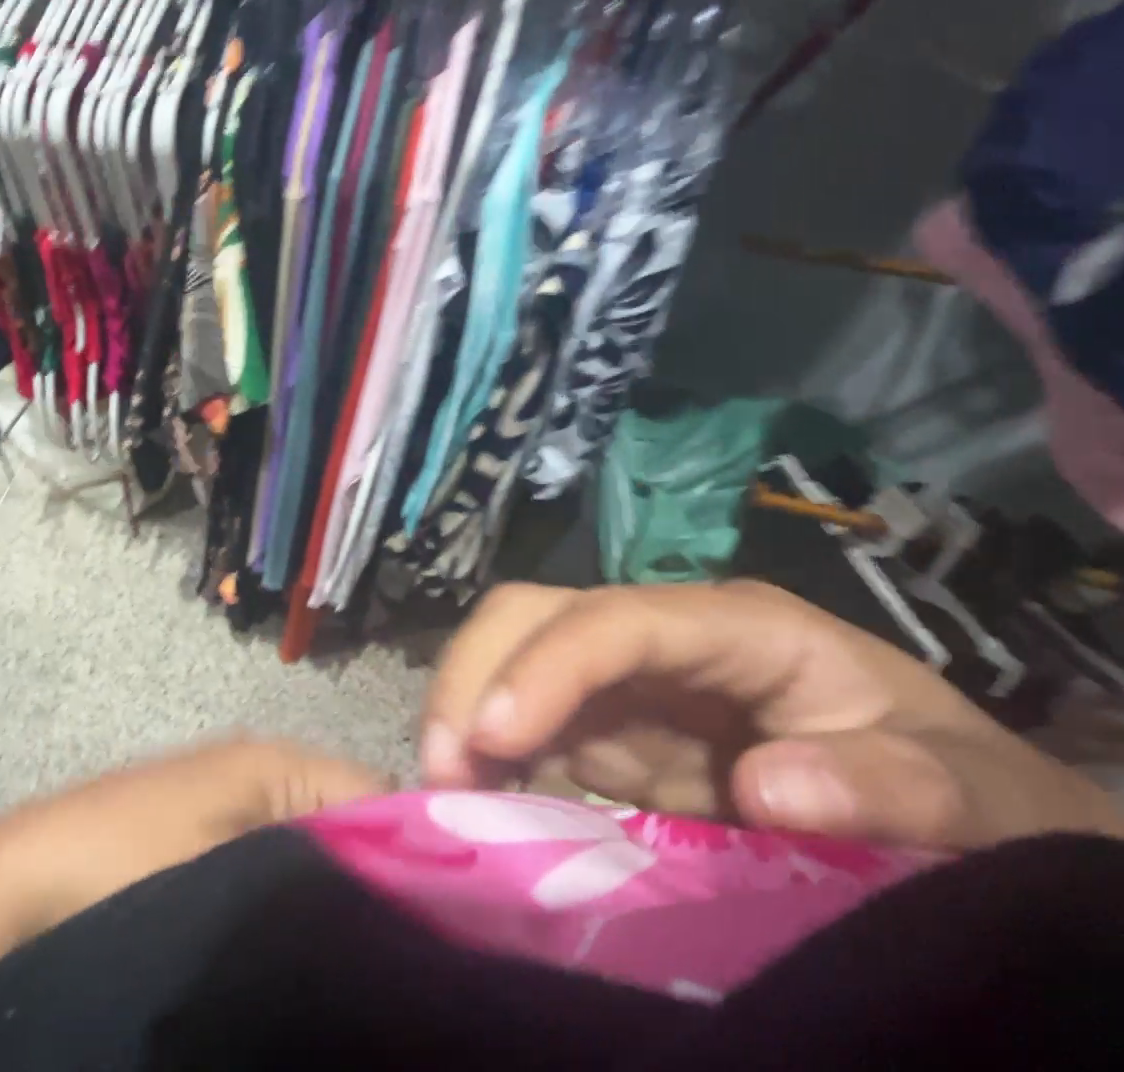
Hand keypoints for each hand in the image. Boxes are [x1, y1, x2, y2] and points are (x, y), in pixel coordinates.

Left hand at [0, 735, 388, 931]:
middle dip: (376, 879)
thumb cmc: (129, 864)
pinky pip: (272, 857)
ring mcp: (227, 799)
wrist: (23, 880)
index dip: (418, 859)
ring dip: (332, 893)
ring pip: (314, 846)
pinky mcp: (201, 832)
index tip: (436, 929)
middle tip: (391, 951)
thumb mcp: (235, 875)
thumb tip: (406, 883)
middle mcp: (261, 768)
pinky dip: (289, 894)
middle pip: (353, 822)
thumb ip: (325, 867)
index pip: (385, 799)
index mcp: (279, 761)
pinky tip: (289, 940)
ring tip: (345, 951)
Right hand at [421, 581, 1123, 851]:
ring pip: (502, 659)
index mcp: (739, 629)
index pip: (614, 622)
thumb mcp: (973, 795)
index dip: (544, 668)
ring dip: (460, 717)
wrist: (940, 804)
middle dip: (471, 679)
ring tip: (448, 794)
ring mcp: (617, 681)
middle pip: (529, 615)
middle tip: (444, 773)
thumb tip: (768, 787)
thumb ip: (899, 786)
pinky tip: (477, 799)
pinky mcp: (596, 726)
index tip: (492, 741)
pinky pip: (516, 726)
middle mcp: (656, 638)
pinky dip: (481, 756)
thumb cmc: (956, 783)